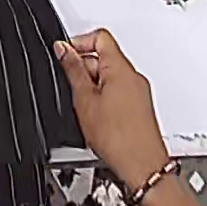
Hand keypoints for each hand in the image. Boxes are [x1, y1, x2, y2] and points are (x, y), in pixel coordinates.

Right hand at [53, 29, 170, 192]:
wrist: (143, 168)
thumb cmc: (118, 138)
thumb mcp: (84, 99)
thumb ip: (73, 69)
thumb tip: (63, 48)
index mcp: (121, 69)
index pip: (100, 37)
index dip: (78, 43)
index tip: (65, 55)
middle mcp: (133, 76)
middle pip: (104, 55)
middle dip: (84, 67)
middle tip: (74, 86)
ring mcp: (139, 91)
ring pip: (110, 74)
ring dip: (93, 83)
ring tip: (85, 105)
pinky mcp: (139, 105)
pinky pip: (118, 88)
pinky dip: (104, 95)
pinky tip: (96, 115)